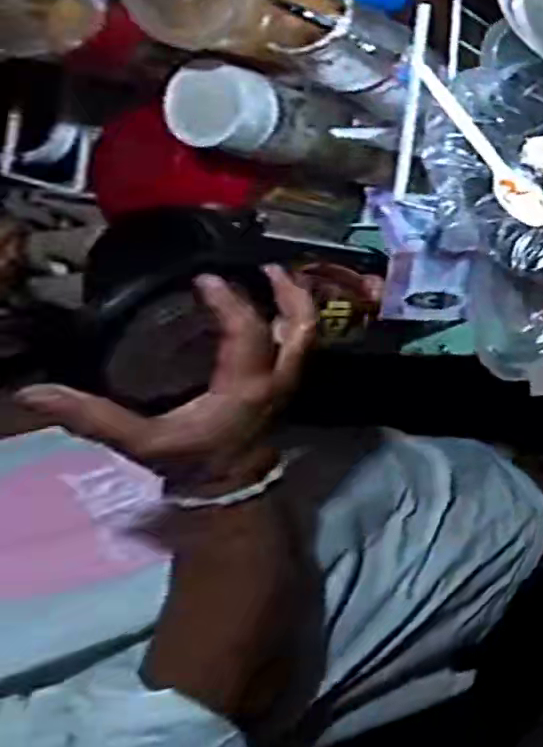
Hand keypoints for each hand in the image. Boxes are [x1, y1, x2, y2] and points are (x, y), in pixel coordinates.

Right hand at [14, 266, 315, 491]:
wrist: (233, 479)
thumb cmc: (193, 457)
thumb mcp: (143, 440)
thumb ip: (93, 417)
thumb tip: (32, 393)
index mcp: (249, 384)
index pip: (250, 334)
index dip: (232, 304)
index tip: (206, 279)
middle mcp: (281, 375)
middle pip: (303, 327)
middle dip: (292, 295)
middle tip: (272, 267)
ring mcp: (290, 377)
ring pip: (307, 333)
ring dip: (296, 303)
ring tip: (280, 276)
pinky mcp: (287, 380)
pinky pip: (299, 342)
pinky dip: (291, 319)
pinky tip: (272, 305)